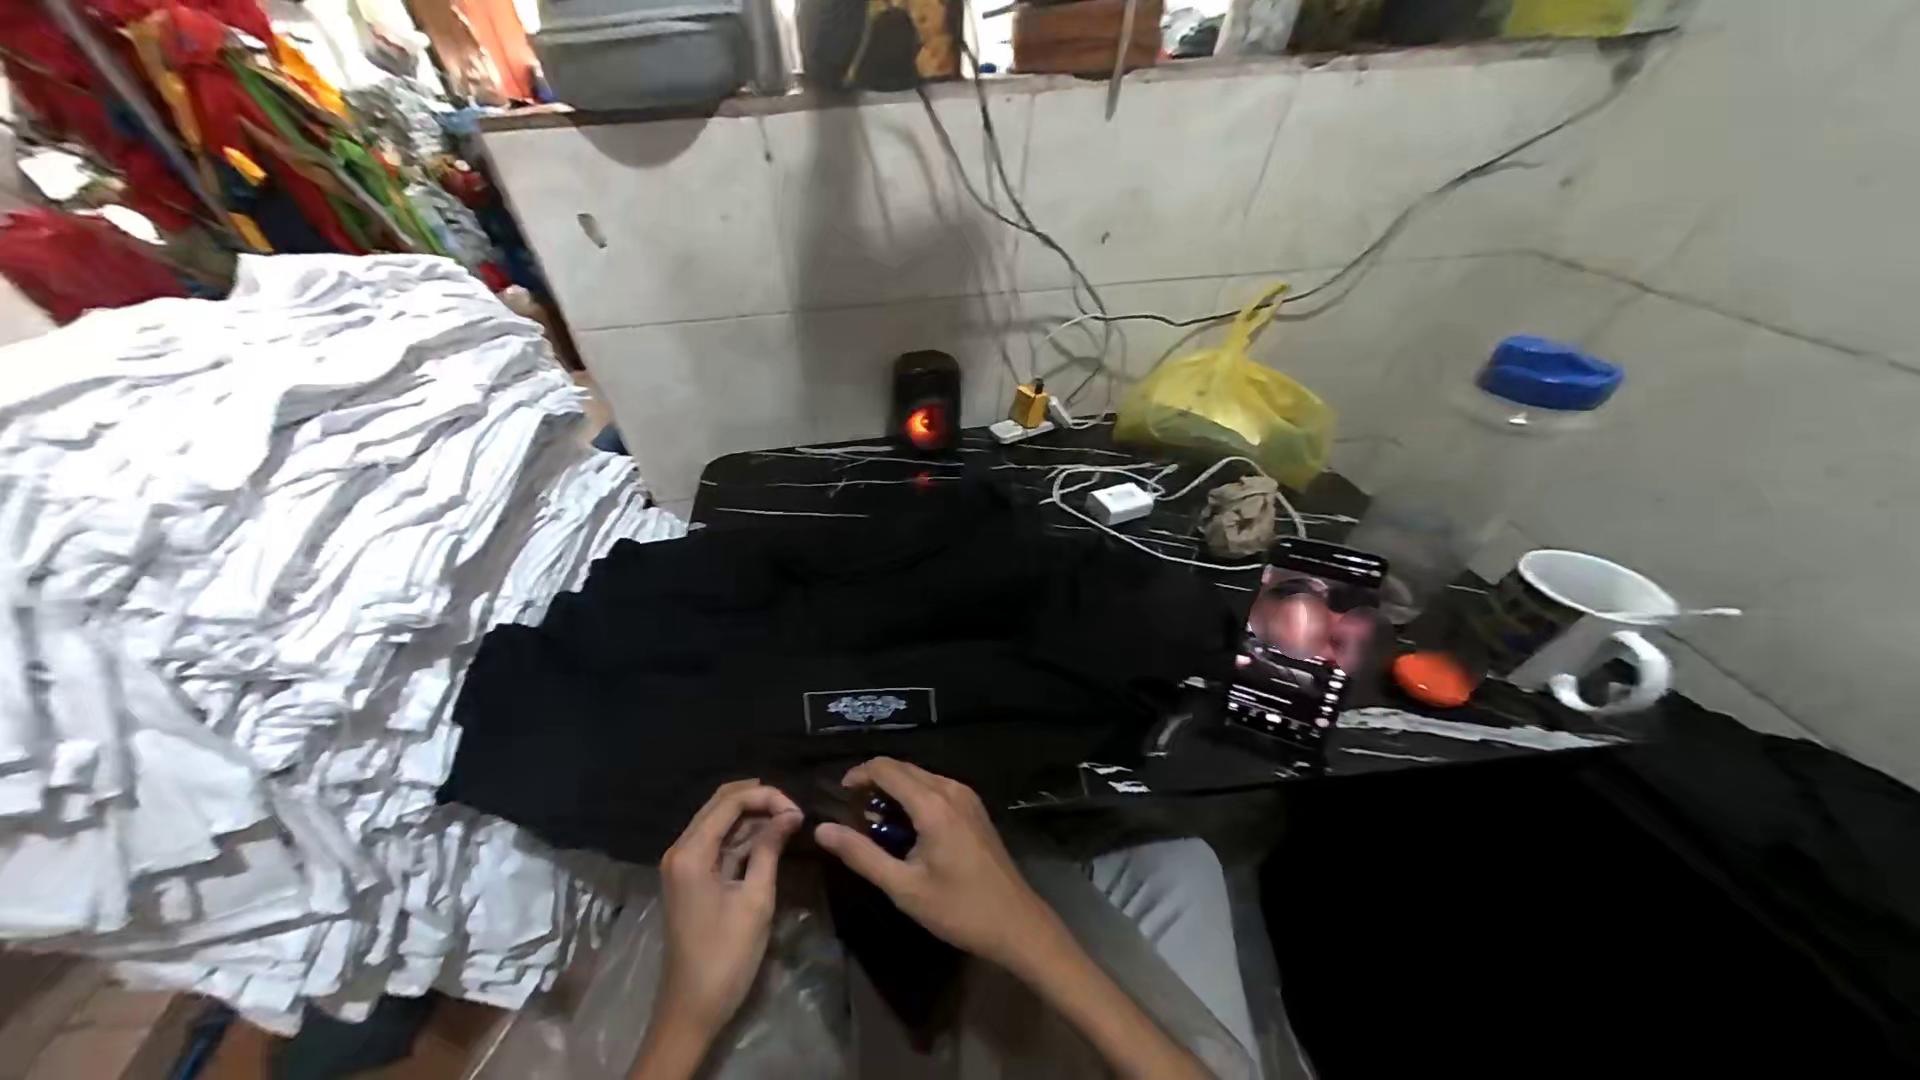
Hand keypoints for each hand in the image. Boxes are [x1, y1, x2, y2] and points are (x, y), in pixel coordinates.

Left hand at [656, 780, 802, 1034]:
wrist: (692, 1010)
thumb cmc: (725, 956)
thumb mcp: (756, 900)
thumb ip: (771, 849)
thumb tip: (791, 814)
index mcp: (690, 853)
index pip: (730, 801)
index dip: (767, 796)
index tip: (799, 812)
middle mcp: (681, 849)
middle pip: (722, 803)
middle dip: (760, 800)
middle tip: (794, 813)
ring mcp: (684, 863)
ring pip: (721, 820)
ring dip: (755, 816)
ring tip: (790, 824)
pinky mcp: (692, 876)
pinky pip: (720, 841)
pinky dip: (746, 836)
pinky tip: (772, 838)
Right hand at [813, 758, 1064, 973]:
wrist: (1016, 922)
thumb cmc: (958, 908)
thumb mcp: (903, 887)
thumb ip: (861, 855)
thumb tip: (822, 829)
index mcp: (932, 803)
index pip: (886, 768)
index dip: (858, 775)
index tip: (838, 796)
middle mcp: (950, 788)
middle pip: (903, 768)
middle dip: (874, 783)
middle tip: (852, 815)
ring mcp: (966, 795)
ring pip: (920, 776)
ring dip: (894, 790)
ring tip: (874, 825)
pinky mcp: (974, 807)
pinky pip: (935, 788)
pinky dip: (914, 797)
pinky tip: (906, 828)